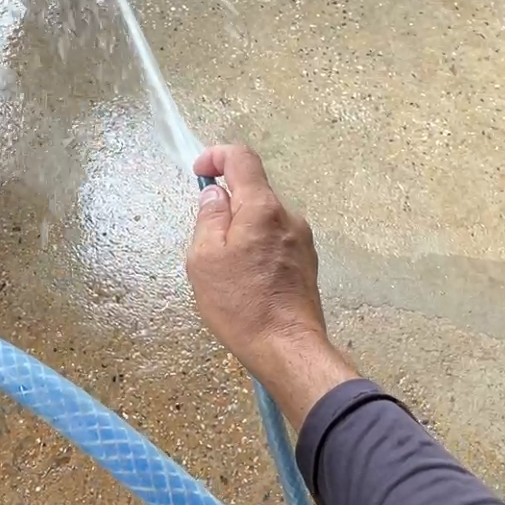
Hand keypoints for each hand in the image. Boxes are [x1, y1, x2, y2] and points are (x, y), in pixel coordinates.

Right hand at [186, 145, 355, 428]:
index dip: (216, 156)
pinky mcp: (306, 263)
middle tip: (204, 240)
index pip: (242, 158)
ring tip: (224, 270)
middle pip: (252, 192)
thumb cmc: (239, 303)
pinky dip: (254, 248)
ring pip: (262, 219)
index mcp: (261, 208)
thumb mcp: (205, 258)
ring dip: (240, 231)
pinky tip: (245, 281)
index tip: (199, 173)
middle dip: (225, 204)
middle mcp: (287, 216)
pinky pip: (273, 241)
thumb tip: (215, 195)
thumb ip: (209, 217)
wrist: (287, 348)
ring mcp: (301, 240)